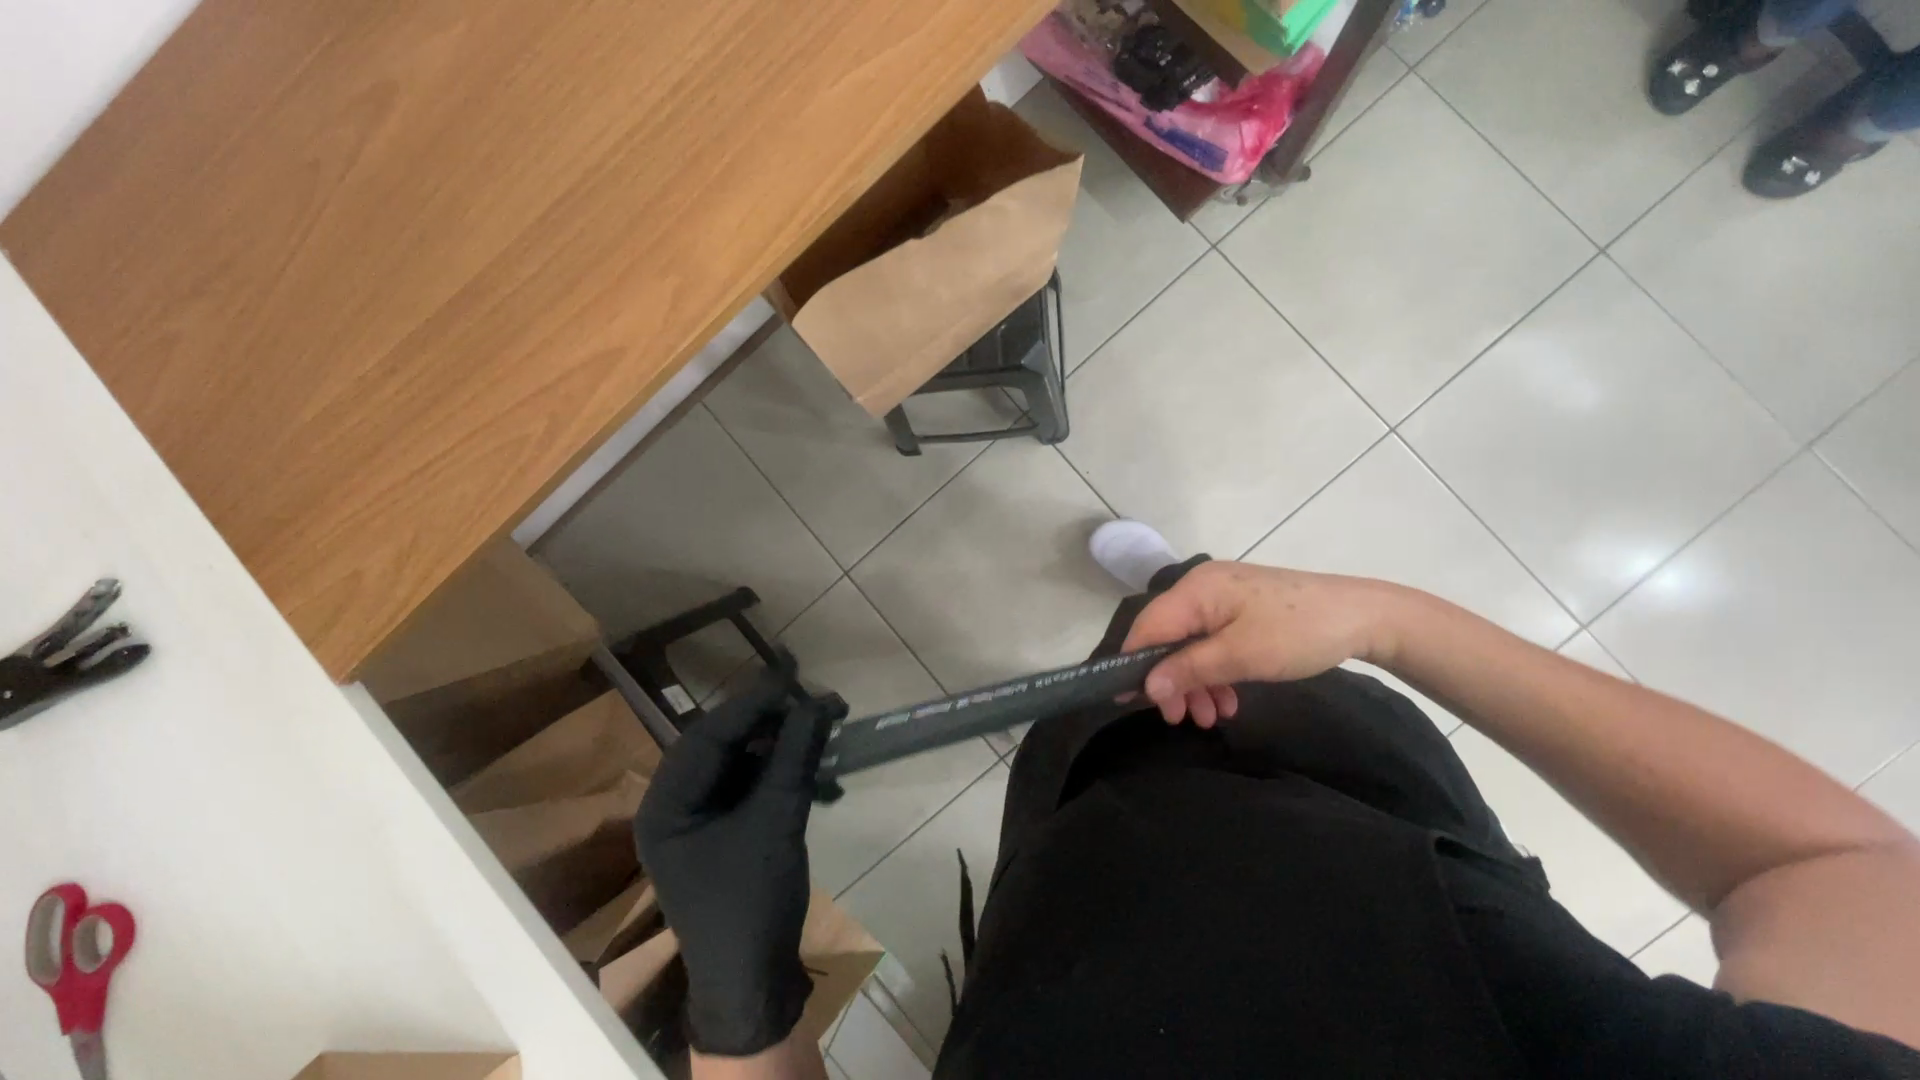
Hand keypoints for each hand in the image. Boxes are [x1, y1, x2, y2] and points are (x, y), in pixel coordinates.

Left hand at [634, 667, 831, 1056]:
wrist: (752, 982)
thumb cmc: (752, 902)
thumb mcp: (776, 824)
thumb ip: (795, 758)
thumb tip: (818, 703)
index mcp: (665, 805)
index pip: (709, 735)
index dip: (755, 703)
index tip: (796, 678)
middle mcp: (672, 806)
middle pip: (722, 745)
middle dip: (771, 723)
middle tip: (814, 702)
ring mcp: (696, 822)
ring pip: (738, 764)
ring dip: (780, 748)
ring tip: (823, 730)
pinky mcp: (721, 834)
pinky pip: (748, 788)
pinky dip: (780, 775)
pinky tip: (817, 771)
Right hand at [1121, 561, 1402, 724]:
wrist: (1365, 617)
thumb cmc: (1297, 633)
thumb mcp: (1241, 656)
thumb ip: (1189, 669)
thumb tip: (1146, 686)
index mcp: (1196, 590)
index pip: (1147, 627)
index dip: (1132, 664)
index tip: (1129, 703)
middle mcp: (1202, 588)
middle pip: (1168, 638)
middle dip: (1172, 680)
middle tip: (1181, 719)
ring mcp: (1224, 599)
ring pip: (1191, 645)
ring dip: (1196, 683)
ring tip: (1211, 717)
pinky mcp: (1242, 611)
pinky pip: (1214, 643)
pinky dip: (1216, 672)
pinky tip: (1229, 700)